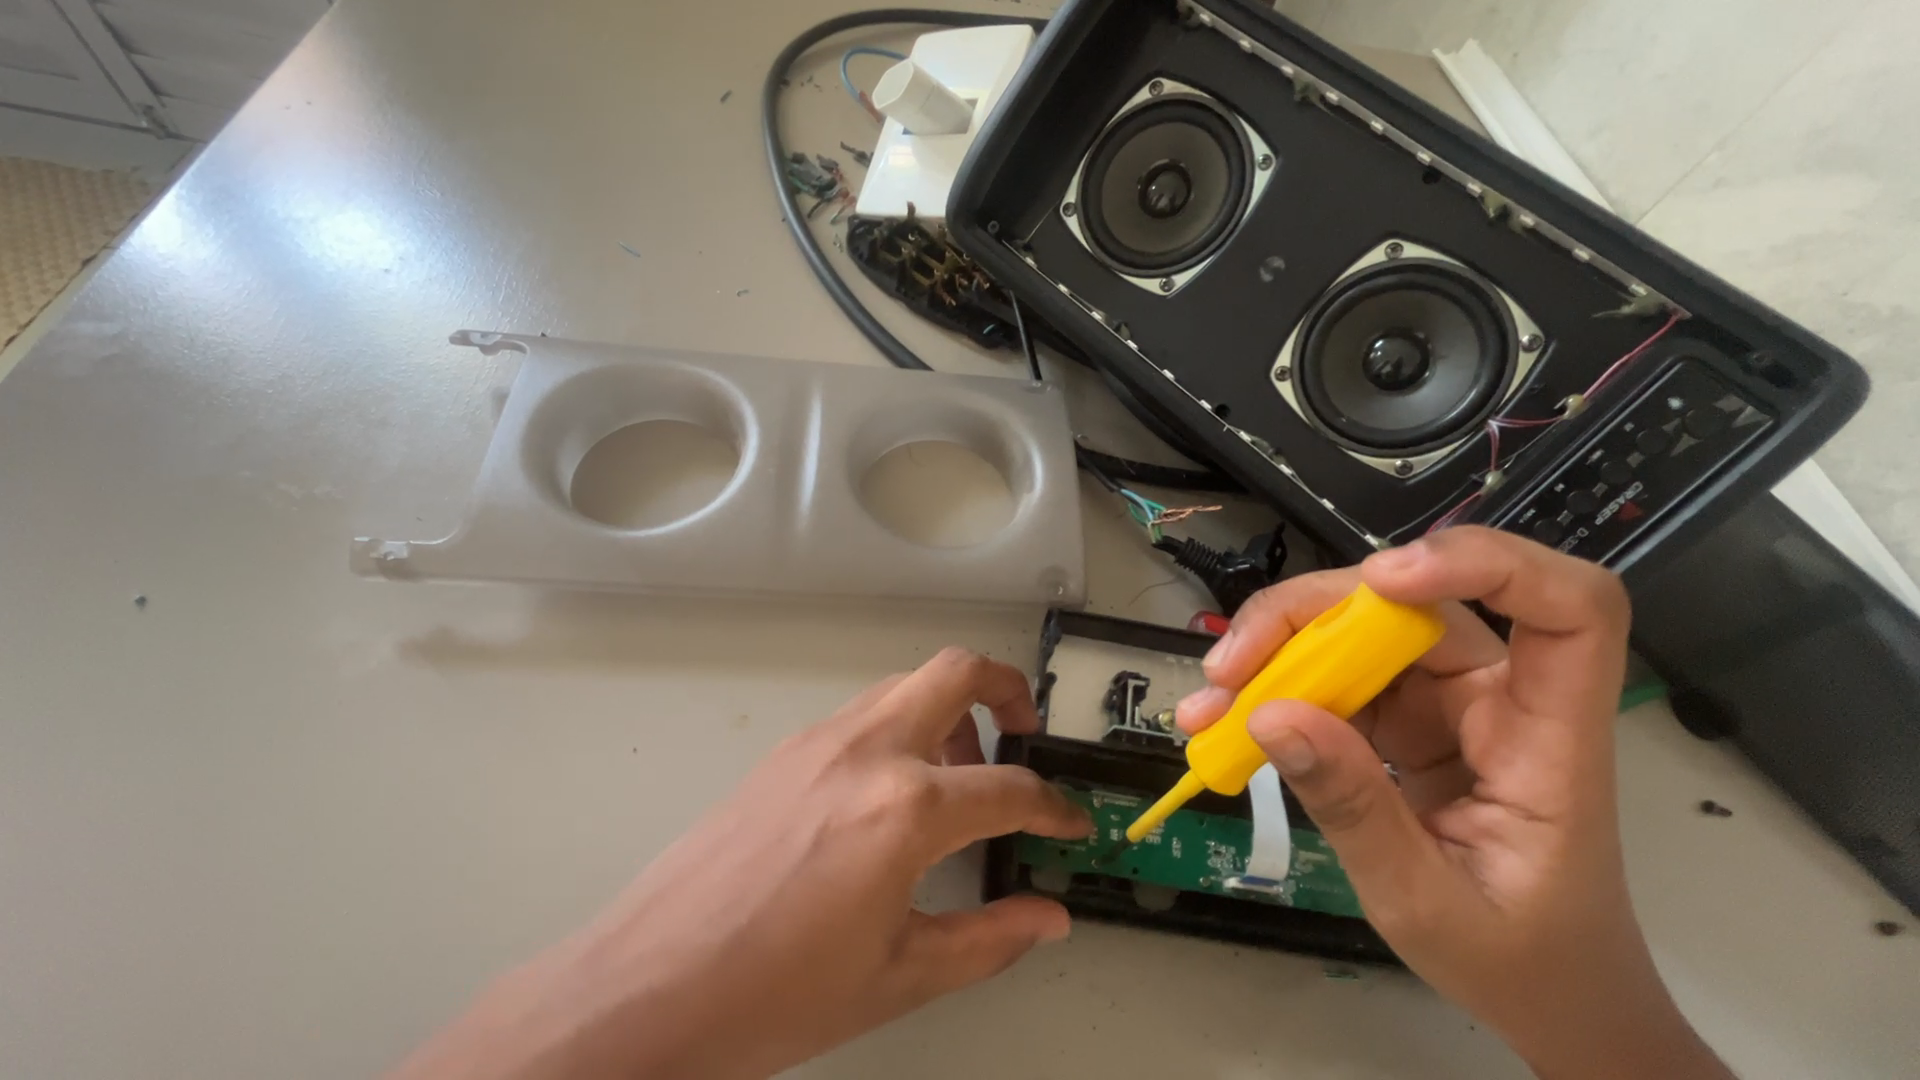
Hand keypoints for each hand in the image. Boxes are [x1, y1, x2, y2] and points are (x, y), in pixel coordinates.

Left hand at [391, 648, 1090, 1079]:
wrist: (645, 987)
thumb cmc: (778, 996)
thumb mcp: (900, 976)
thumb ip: (989, 939)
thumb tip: (1052, 917)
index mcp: (905, 809)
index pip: (1009, 789)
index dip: (1054, 808)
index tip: (1072, 825)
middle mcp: (866, 751)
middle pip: (955, 672)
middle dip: (1007, 690)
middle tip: (1026, 736)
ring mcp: (818, 742)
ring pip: (905, 685)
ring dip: (950, 710)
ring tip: (960, 776)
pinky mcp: (783, 752)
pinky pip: (864, 713)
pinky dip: (903, 727)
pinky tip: (895, 795)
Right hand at [1177, 527, 1729, 1079]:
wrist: (1544, 995)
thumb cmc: (1519, 960)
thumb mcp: (1424, 902)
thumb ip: (1355, 810)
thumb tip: (1270, 716)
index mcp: (1548, 737)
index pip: (1566, 608)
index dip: (1485, 564)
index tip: (1381, 579)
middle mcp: (1499, 698)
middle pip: (1414, 606)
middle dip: (1309, 616)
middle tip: (1228, 667)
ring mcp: (1447, 704)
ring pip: (1359, 633)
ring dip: (1274, 652)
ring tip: (1208, 702)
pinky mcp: (1404, 720)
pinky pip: (1333, 678)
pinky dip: (1273, 691)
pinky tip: (1222, 718)